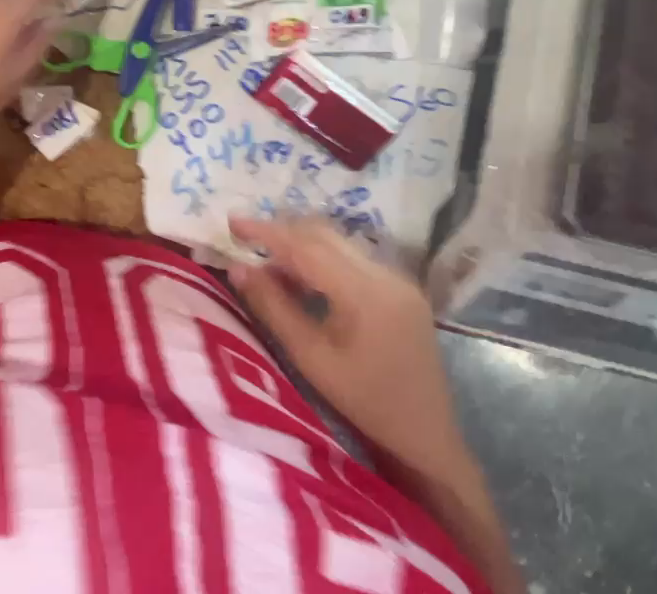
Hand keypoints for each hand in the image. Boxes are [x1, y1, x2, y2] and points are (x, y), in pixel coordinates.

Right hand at [228, 216, 467, 475]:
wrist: (425, 433)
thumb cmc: (363, 400)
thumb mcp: (309, 356)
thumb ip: (272, 307)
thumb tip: (237, 267)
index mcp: (365, 294)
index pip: (307, 247)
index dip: (266, 231)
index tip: (231, 223)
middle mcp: (386, 277)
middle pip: (325, 236)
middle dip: (281, 232)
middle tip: (243, 238)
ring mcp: (398, 282)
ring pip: (338, 244)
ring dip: (300, 245)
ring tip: (266, 261)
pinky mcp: (400, 291)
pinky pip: (352, 260)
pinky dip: (320, 259)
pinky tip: (300, 278)